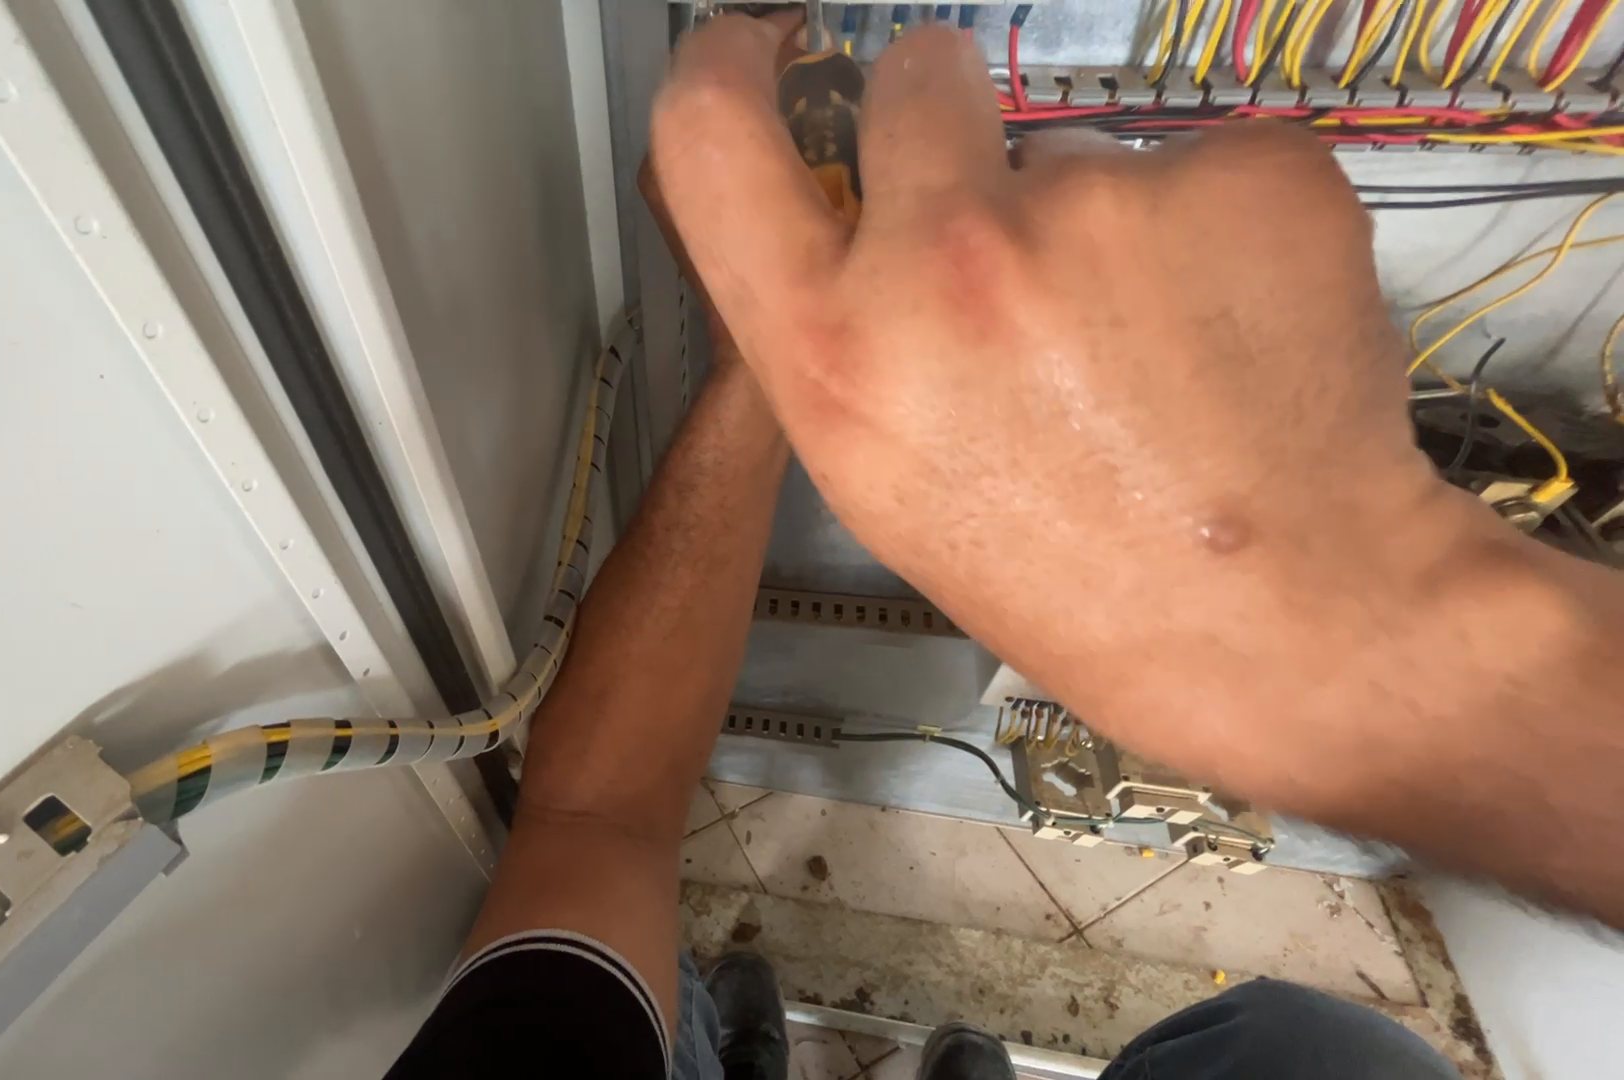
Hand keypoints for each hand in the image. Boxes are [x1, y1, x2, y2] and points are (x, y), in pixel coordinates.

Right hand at [647, 18, 1520, 811]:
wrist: (1259, 614)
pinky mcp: (1245, 173)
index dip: (720, 69)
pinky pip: (1181, 162)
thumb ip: (831, 326)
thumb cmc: (1030, 562)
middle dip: (936, 131)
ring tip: (1121, 337)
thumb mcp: (868, 467)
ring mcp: (1096, 204)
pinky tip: (1210, 330)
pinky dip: (1187, 229)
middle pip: (910, 75)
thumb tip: (845, 215)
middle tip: (988, 241)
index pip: (708, 137)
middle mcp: (939, 257)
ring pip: (1057, 146)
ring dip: (1069, 213)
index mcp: (830, 349)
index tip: (753, 51)